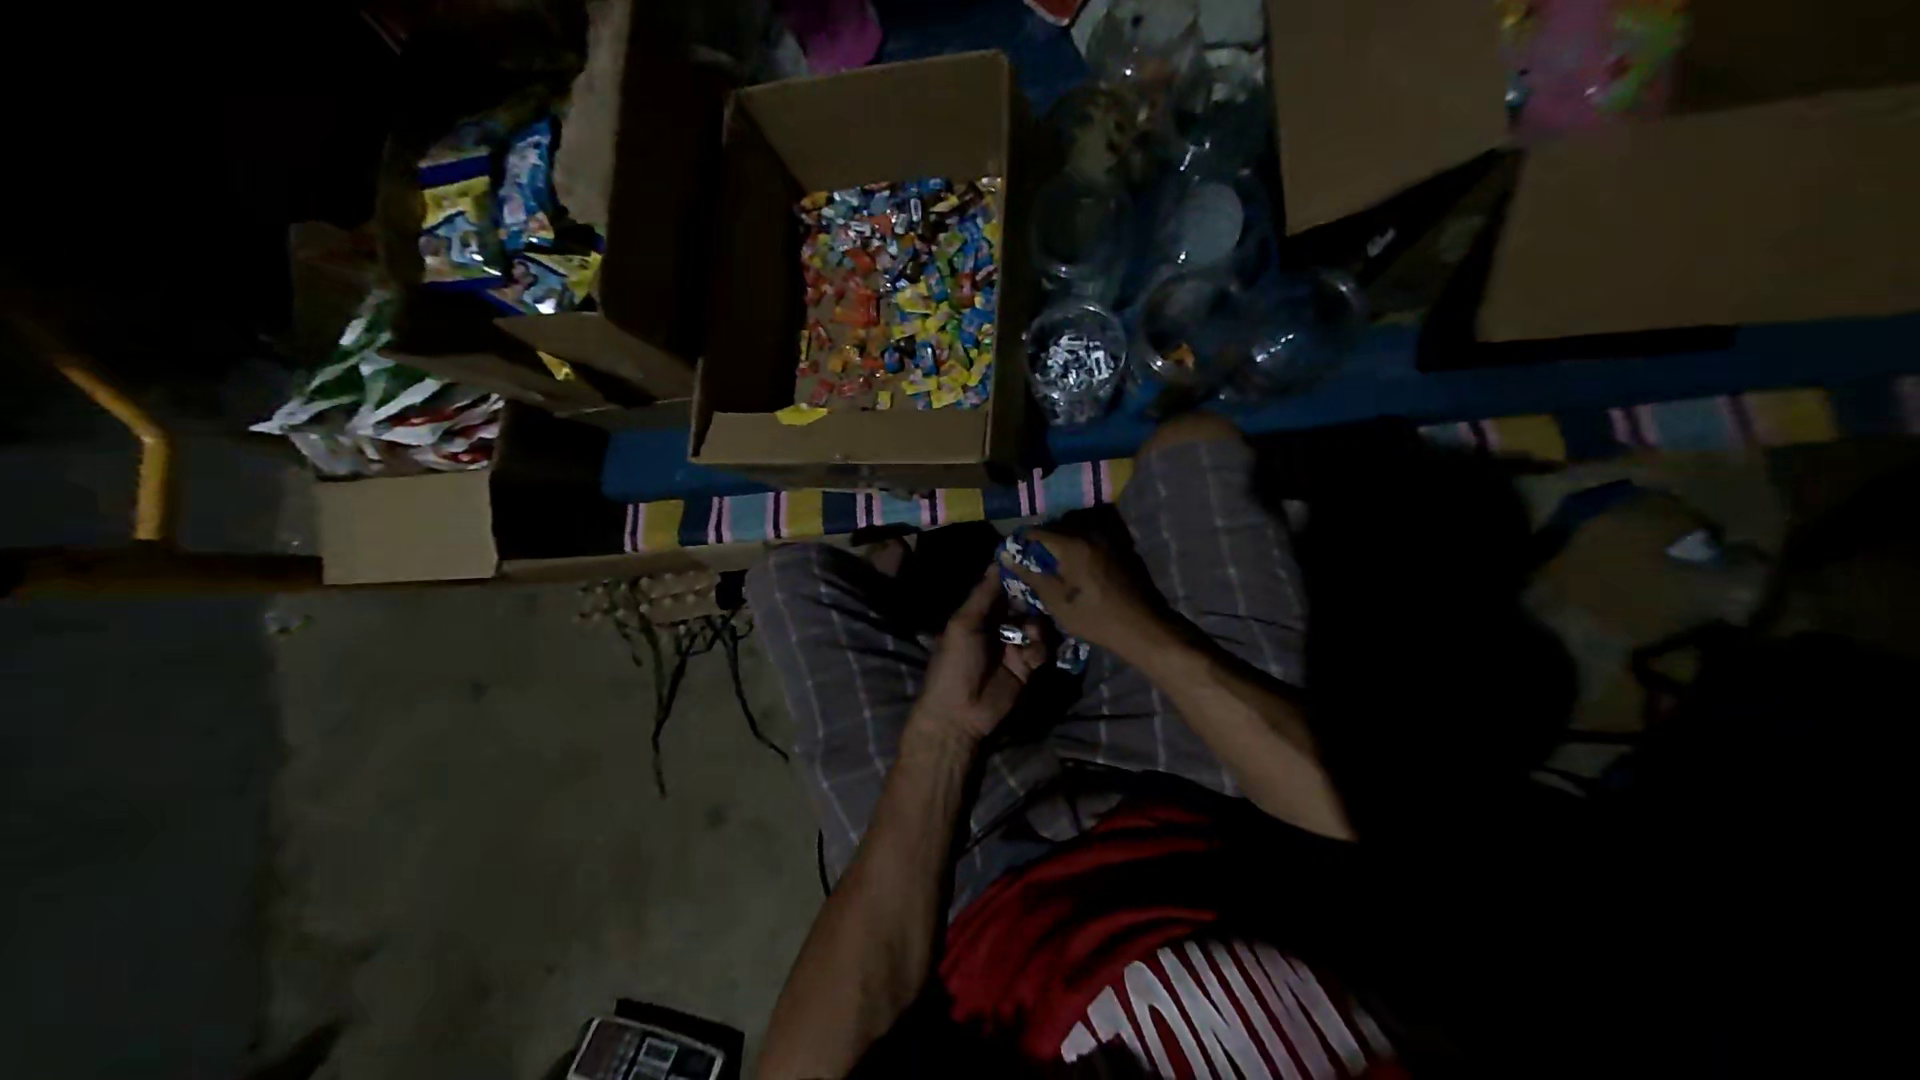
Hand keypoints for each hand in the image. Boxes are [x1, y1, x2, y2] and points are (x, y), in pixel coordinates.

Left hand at [909, 567, 1046, 744]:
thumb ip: (983, 595)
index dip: (1015, 576)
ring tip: (1030, 634)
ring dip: (1036, 627)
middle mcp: (998, 626)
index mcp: (978, 613)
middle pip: (1023, 604)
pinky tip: (1030, 655)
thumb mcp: (964, 625)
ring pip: (1036, 625)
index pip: (1001, 588)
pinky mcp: (1027, 666)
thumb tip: (997, 562)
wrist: (960, 714)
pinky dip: (1039, 648)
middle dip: (1033, 601)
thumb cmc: (954, 665)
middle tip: (1044, 597)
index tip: (1033, 562)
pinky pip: (1041, 648)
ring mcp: (1014, 646)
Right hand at [1002, 529, 1168, 662]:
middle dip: (1043, 537)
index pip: (1038, 531)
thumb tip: (1006, 557)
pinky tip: (1078, 563)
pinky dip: (1080, 543)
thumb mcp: (1056, 600)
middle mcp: (1090, 532)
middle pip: (1058, 525)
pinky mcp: (1121, 545)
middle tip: (1033, 555)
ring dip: (1063, 538)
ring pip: (1077, 528)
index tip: (1014, 550)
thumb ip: (1031, 575)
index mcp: (1072, 543)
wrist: (1141, 625)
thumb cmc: (1094, 616)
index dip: (1023, 539)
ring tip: (1055, 559)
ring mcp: (1109, 537)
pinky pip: (1093, 536)